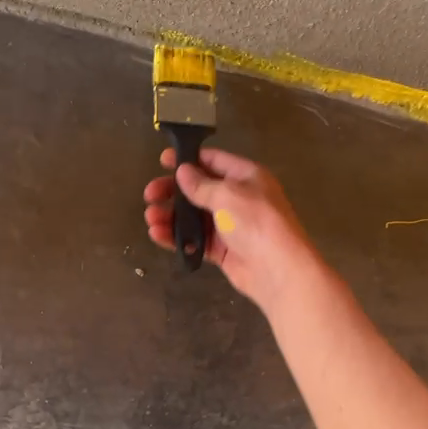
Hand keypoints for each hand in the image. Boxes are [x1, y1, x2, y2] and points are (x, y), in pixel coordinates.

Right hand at [142, 147, 323, 310]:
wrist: (277, 269)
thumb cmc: (256, 222)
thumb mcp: (228, 195)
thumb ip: (202, 184)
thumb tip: (183, 171)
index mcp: (245, 177)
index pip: (213, 161)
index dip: (188, 160)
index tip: (162, 161)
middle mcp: (238, 198)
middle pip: (199, 189)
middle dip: (173, 191)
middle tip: (150, 194)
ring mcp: (229, 225)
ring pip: (194, 216)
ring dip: (171, 215)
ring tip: (150, 218)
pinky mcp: (222, 249)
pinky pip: (195, 239)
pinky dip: (176, 236)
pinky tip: (157, 235)